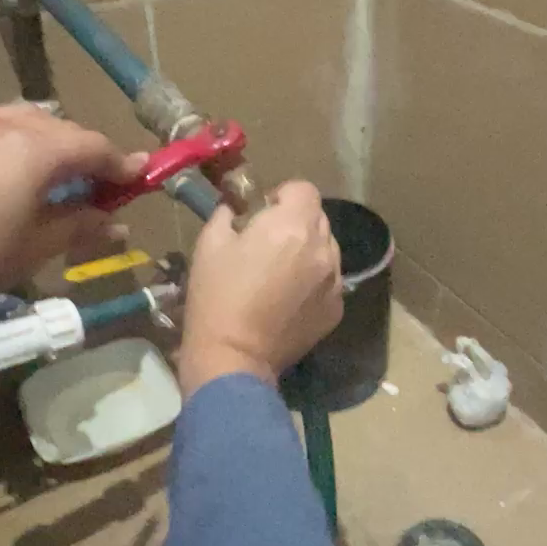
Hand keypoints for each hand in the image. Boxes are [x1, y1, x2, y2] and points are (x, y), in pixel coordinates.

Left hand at [0, 102, 142, 357]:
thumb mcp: (31, 251)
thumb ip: (80, 227)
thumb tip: (117, 222)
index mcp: (32, 148)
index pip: (95, 146)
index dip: (124, 166)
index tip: (144, 183)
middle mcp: (1, 123)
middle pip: (63, 130)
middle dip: (89, 157)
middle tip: (104, 193)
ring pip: (28, 125)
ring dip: (54, 150)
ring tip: (60, 187)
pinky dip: (19, 150)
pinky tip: (14, 185)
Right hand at [178, 181, 343, 393]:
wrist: (233, 357)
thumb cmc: (217, 296)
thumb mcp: (210, 244)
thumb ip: (227, 214)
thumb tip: (236, 208)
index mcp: (293, 225)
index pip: (304, 189)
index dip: (282, 195)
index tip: (263, 212)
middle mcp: (322, 248)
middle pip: (318, 218)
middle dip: (296, 222)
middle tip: (268, 243)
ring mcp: (334, 280)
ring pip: (327, 249)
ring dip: (307, 250)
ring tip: (280, 273)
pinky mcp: (336, 308)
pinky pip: (329, 280)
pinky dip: (313, 281)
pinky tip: (288, 299)